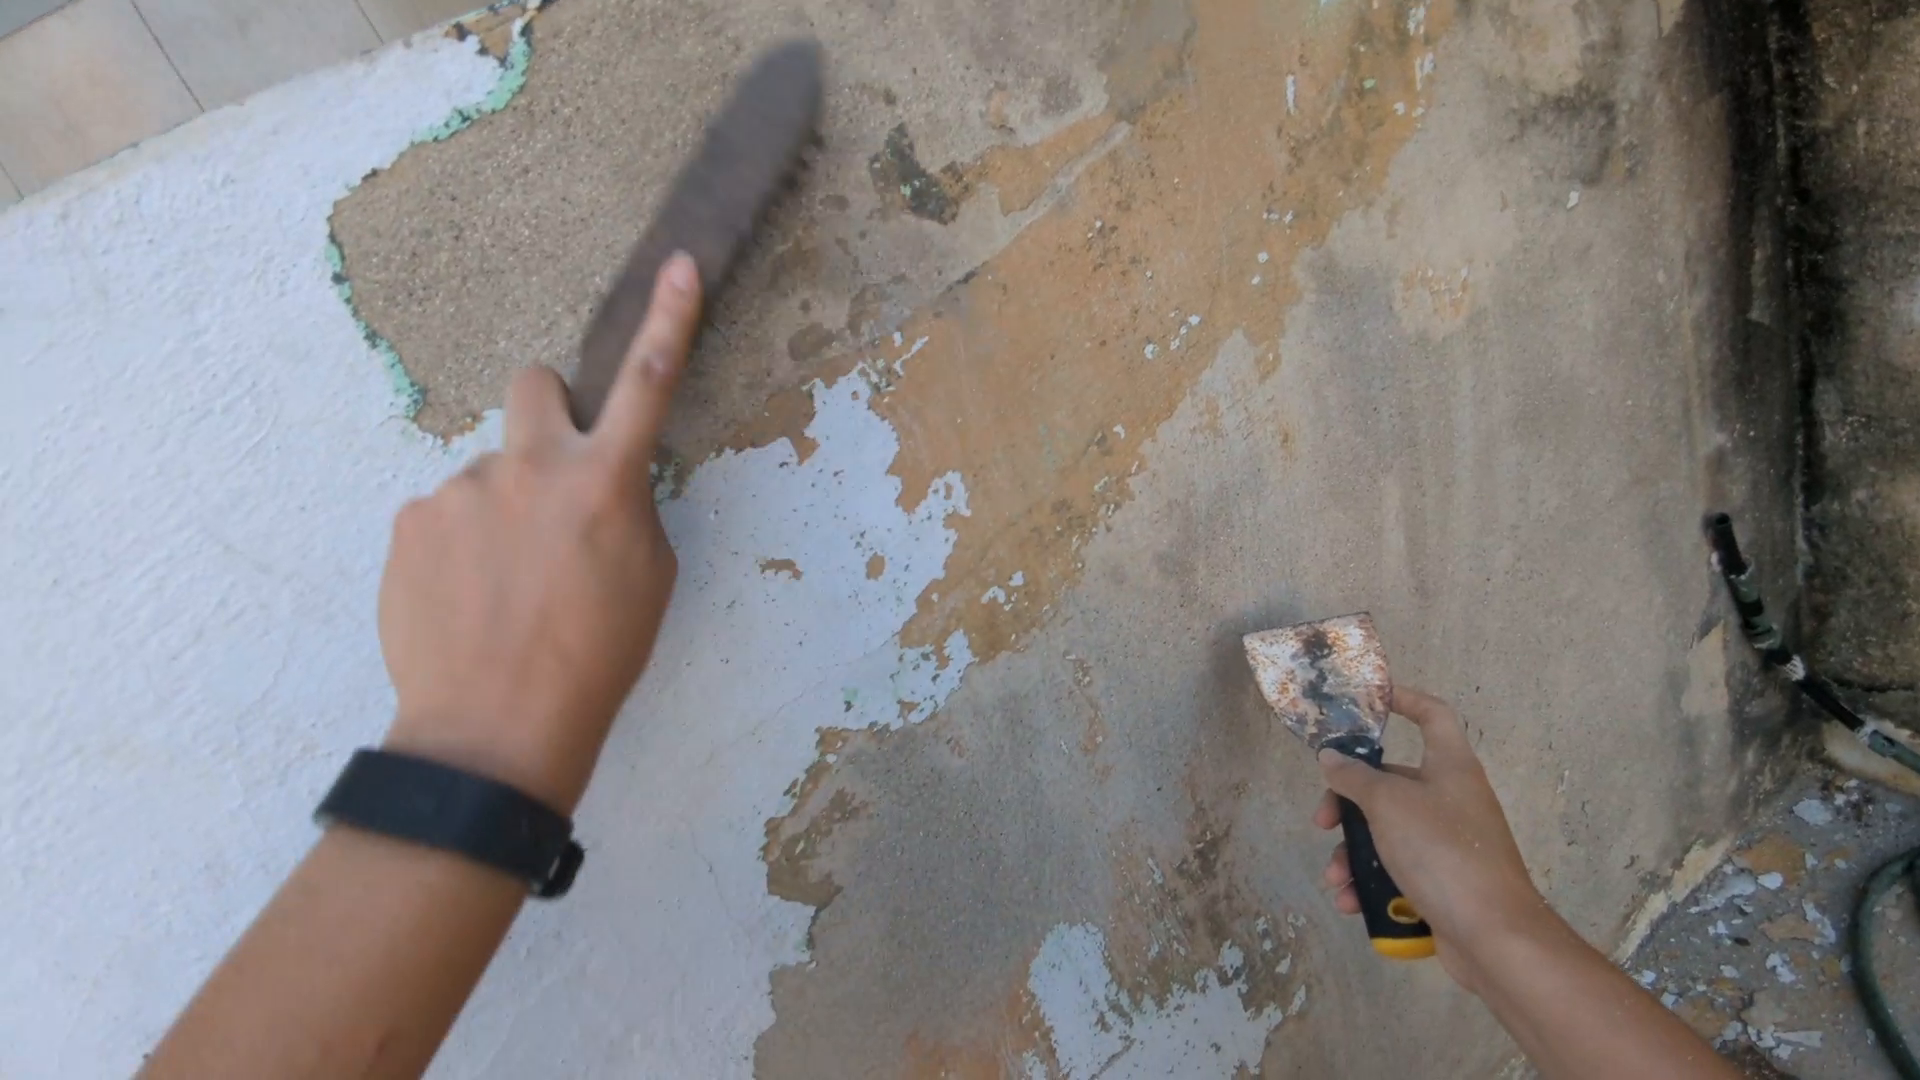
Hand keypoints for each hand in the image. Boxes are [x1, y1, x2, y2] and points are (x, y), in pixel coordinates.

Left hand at [376, 253, 701, 814]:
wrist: (496, 725)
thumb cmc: (600, 654)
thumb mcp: (650, 576)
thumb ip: (631, 509)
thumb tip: (602, 485)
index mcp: (604, 483)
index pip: (646, 381)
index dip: (670, 319)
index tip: (678, 264)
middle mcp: (529, 468)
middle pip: (535, 384)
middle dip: (553, 413)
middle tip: (556, 481)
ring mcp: (459, 491)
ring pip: (493, 469)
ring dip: (507, 503)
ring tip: (509, 579)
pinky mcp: (408, 523)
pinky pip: (448, 511)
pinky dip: (466, 540)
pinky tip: (472, 595)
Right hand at [1314, 687, 1551, 992]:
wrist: (1496, 939)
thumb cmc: (1443, 852)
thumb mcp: (1388, 804)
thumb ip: (1354, 776)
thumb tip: (1331, 757)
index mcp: (1450, 767)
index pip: (1433, 714)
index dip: (1403, 699)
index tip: (1367, 702)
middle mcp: (1450, 799)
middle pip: (1388, 783)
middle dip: (1347, 804)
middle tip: (1322, 822)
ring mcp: (1447, 843)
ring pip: (1384, 831)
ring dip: (1351, 853)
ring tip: (1335, 878)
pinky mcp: (1442, 882)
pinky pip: (1395, 870)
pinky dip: (1368, 882)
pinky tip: (1349, 901)